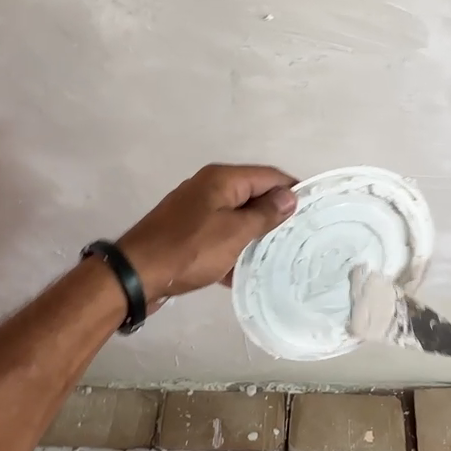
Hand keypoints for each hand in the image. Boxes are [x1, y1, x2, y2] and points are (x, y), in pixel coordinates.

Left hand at [116, 164, 297, 300]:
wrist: (136, 275)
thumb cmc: (190, 250)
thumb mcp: (235, 233)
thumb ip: (265, 214)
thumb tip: (289, 196)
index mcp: (222, 179)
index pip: (269, 176)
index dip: (293, 190)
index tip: (315, 211)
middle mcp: (209, 187)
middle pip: (253, 195)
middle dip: (275, 215)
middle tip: (300, 237)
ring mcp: (196, 210)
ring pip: (237, 218)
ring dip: (255, 236)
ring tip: (279, 257)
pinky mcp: (187, 232)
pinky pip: (220, 235)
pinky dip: (233, 249)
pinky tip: (244, 273)